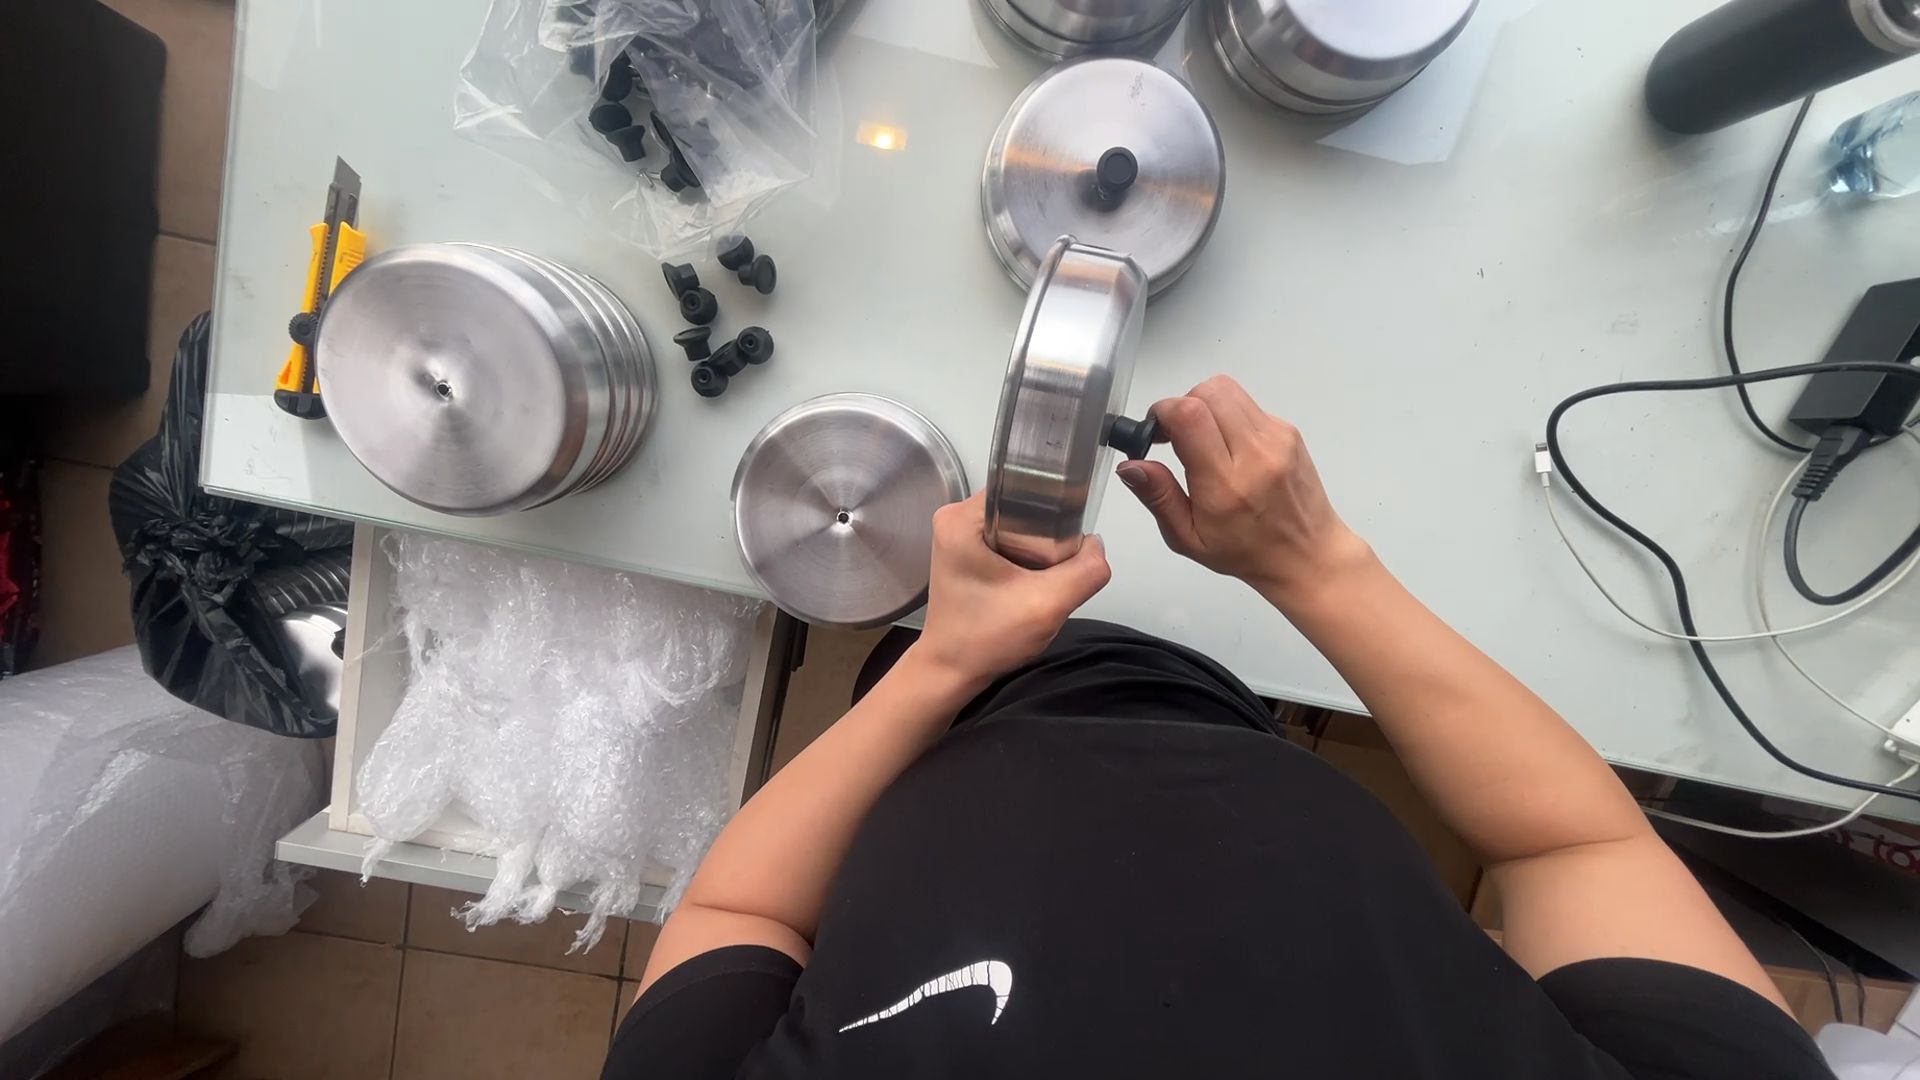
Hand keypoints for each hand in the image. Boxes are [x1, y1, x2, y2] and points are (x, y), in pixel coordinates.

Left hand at [910, 492, 1111, 685]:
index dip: (1056, 509)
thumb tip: (1097, 545)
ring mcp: (959, 534)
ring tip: (1045, 575)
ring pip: (1020, 523)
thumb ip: (1085, 571)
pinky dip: (1027, 556)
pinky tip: (1032, 578)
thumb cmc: (984, 639)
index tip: (1070, 539)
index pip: (1025, 488)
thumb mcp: (1046, 605)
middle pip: (1024, 504)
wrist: (951, 671)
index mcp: (961, 518)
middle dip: (1049, 532)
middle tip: (1056, 566)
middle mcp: (955, 517)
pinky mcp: (966, 551)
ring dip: (1040, 547)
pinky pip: (1011, 538)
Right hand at [1115, 376, 1369, 607]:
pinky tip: (1226, 447)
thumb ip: (1158, 497)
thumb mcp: (1187, 537)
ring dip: (1203, 406)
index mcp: (1225, 484)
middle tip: (1174, 437)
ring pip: (1228, 390)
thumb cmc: (1244, 551)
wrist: (1306, 553)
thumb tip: (1130, 466)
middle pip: (1208, 392)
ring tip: (1198, 440)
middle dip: (1181, 405)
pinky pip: (1246, 404)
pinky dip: (1226, 416)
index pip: (1190, 416)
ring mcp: (1277, 437)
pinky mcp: (1288, 430)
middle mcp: (1256, 453)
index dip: (1163, 412)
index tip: (1154, 433)